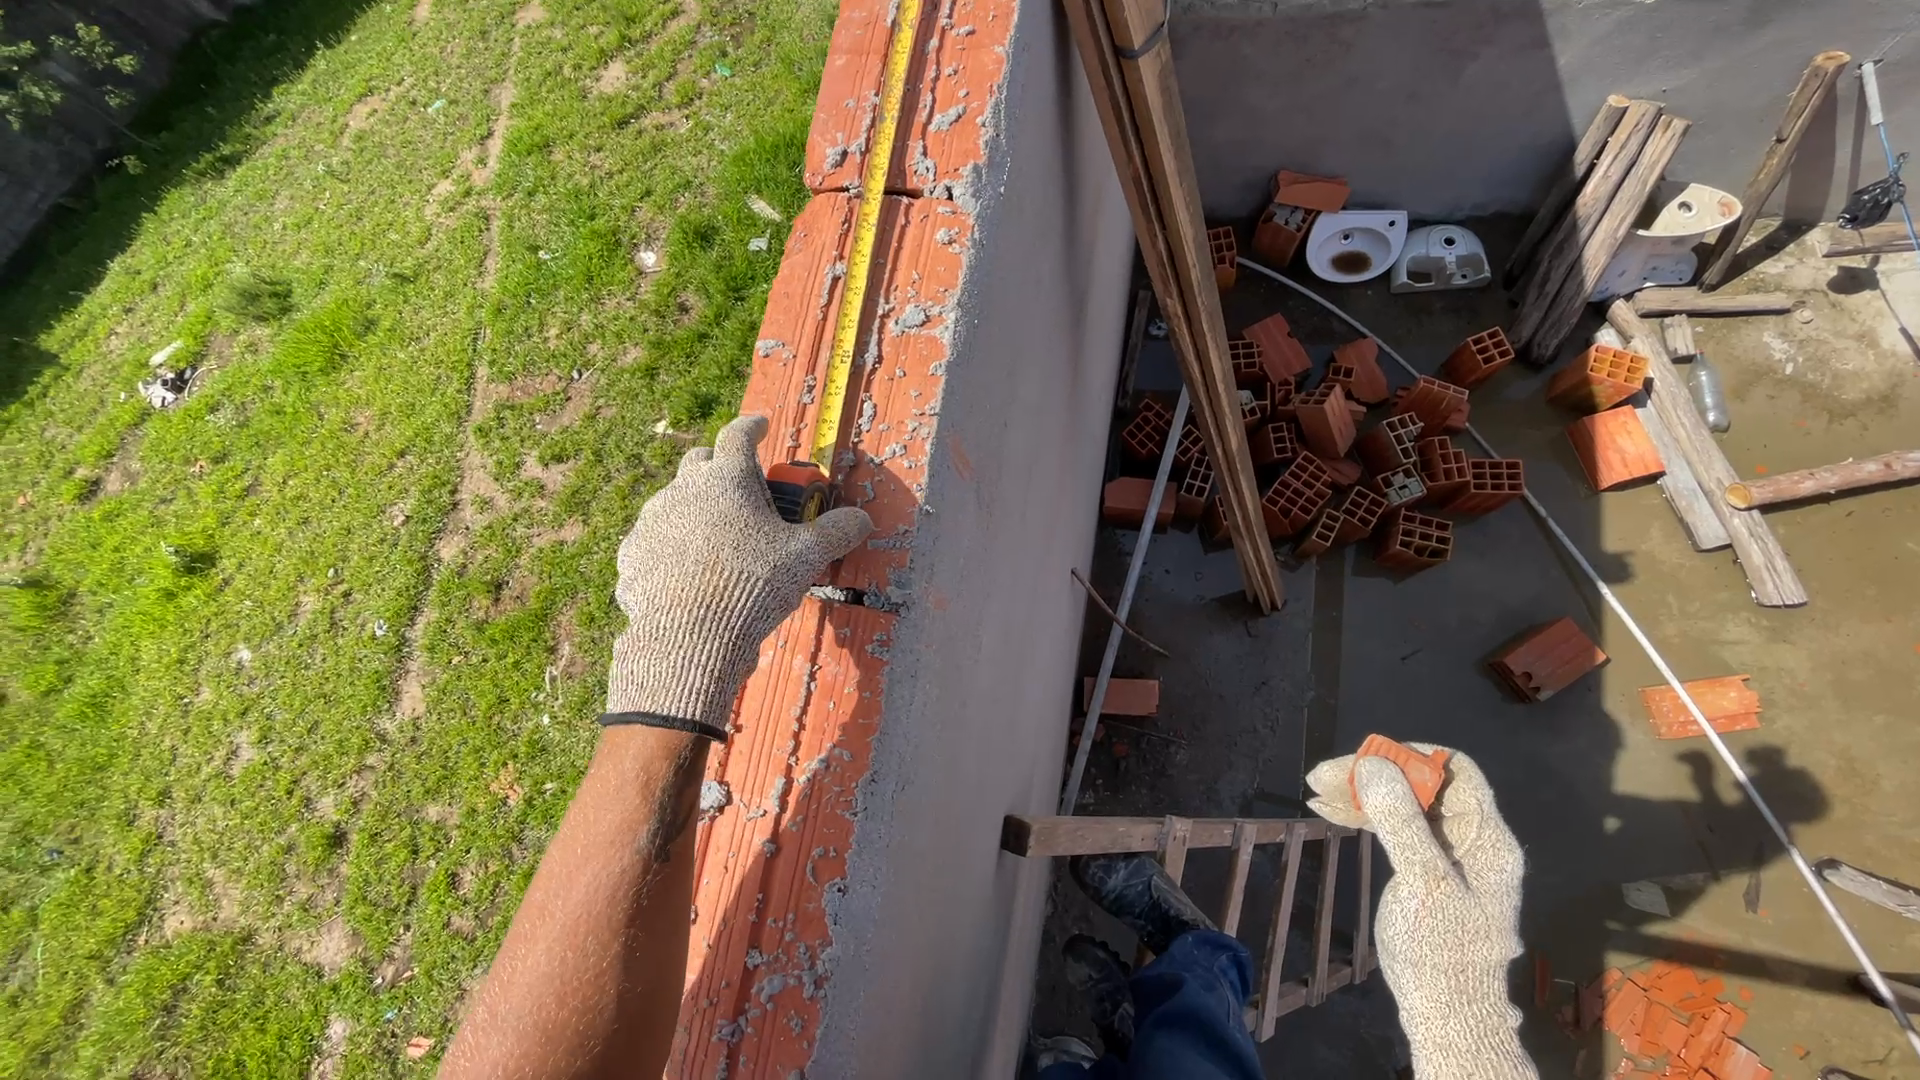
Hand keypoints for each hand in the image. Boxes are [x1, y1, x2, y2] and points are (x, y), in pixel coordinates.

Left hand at [606, 415, 872, 730]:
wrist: (689, 636)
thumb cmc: (753, 585)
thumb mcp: (807, 557)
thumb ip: (836, 532)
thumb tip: (863, 519)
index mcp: (727, 479)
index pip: (738, 435)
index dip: (752, 426)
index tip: (759, 424)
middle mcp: (684, 489)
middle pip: (699, 461)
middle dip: (718, 465)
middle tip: (739, 486)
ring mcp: (652, 520)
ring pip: (674, 500)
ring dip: (694, 507)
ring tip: (716, 537)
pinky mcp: (632, 554)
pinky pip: (654, 539)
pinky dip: (671, 546)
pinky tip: (686, 571)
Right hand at [1306, 745, 1537, 1079]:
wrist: (1445, 1010)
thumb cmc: (1441, 948)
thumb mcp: (1422, 881)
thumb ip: (1401, 821)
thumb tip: (1372, 764)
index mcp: (1485, 837)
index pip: (1455, 769)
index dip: (1410, 756)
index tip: (1364, 760)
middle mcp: (1470, 837)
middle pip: (1420, 783)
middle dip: (1372, 773)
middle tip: (1322, 776)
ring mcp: (1446, 852)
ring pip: (1402, 802)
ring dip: (1360, 792)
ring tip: (1316, 792)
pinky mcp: (1424, 867)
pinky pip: (1394, 825)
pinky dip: (1363, 815)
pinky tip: (1329, 812)